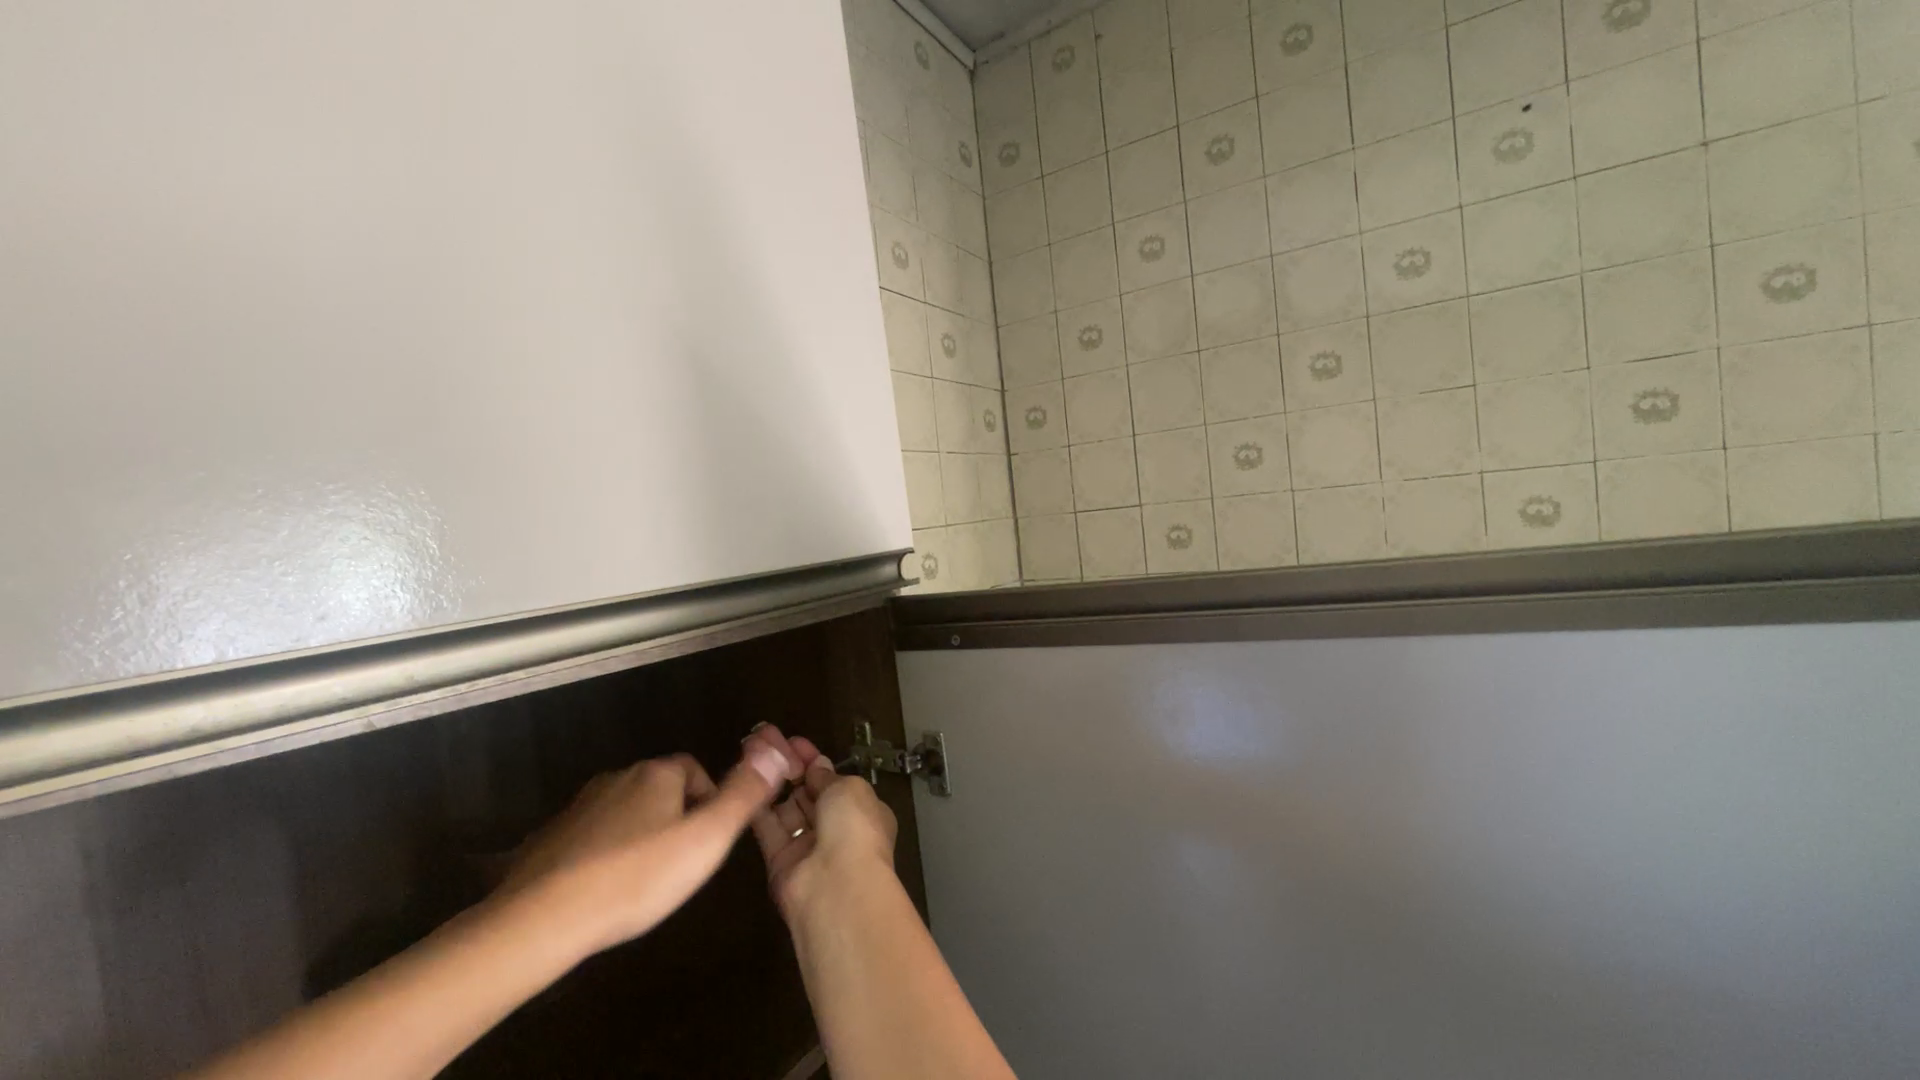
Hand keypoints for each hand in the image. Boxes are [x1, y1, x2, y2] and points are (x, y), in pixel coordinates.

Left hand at [493, 729, 798, 956]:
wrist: (542, 919)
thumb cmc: (637, 878)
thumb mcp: (707, 839)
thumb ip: (744, 795)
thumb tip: (776, 751)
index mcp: (657, 773)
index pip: (695, 771)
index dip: (709, 803)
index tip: (707, 843)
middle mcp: (618, 778)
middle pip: (661, 790)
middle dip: (676, 819)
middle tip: (681, 865)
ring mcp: (580, 806)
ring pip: (626, 813)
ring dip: (641, 836)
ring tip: (645, 881)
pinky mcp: (552, 836)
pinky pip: (593, 837)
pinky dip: (606, 854)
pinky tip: (605, 889)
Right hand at [746, 729, 898, 919]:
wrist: (836, 888)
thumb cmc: (854, 829)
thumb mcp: (849, 789)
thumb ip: (828, 775)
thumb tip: (817, 765)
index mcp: (864, 812)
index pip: (837, 782)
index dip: (816, 761)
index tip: (794, 742)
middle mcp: (837, 830)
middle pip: (811, 794)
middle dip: (793, 769)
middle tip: (767, 742)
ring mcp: (808, 847)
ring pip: (788, 809)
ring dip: (774, 782)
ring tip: (753, 753)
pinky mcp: (780, 861)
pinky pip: (769, 827)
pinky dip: (759, 805)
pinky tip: (747, 779)